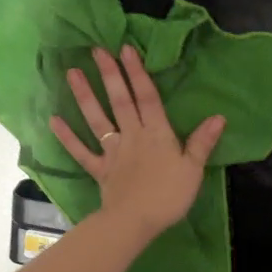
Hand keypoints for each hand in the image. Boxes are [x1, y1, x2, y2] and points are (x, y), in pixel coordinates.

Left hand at [49, 45, 225, 239]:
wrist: (136, 222)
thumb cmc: (168, 196)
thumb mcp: (193, 169)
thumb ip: (202, 142)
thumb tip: (218, 116)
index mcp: (156, 134)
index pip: (146, 97)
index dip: (137, 72)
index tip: (126, 49)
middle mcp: (132, 135)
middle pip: (120, 101)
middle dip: (109, 74)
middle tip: (96, 50)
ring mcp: (112, 151)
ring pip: (97, 119)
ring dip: (84, 95)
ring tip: (72, 73)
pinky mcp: (99, 169)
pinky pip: (80, 151)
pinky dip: (67, 137)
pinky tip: (53, 120)